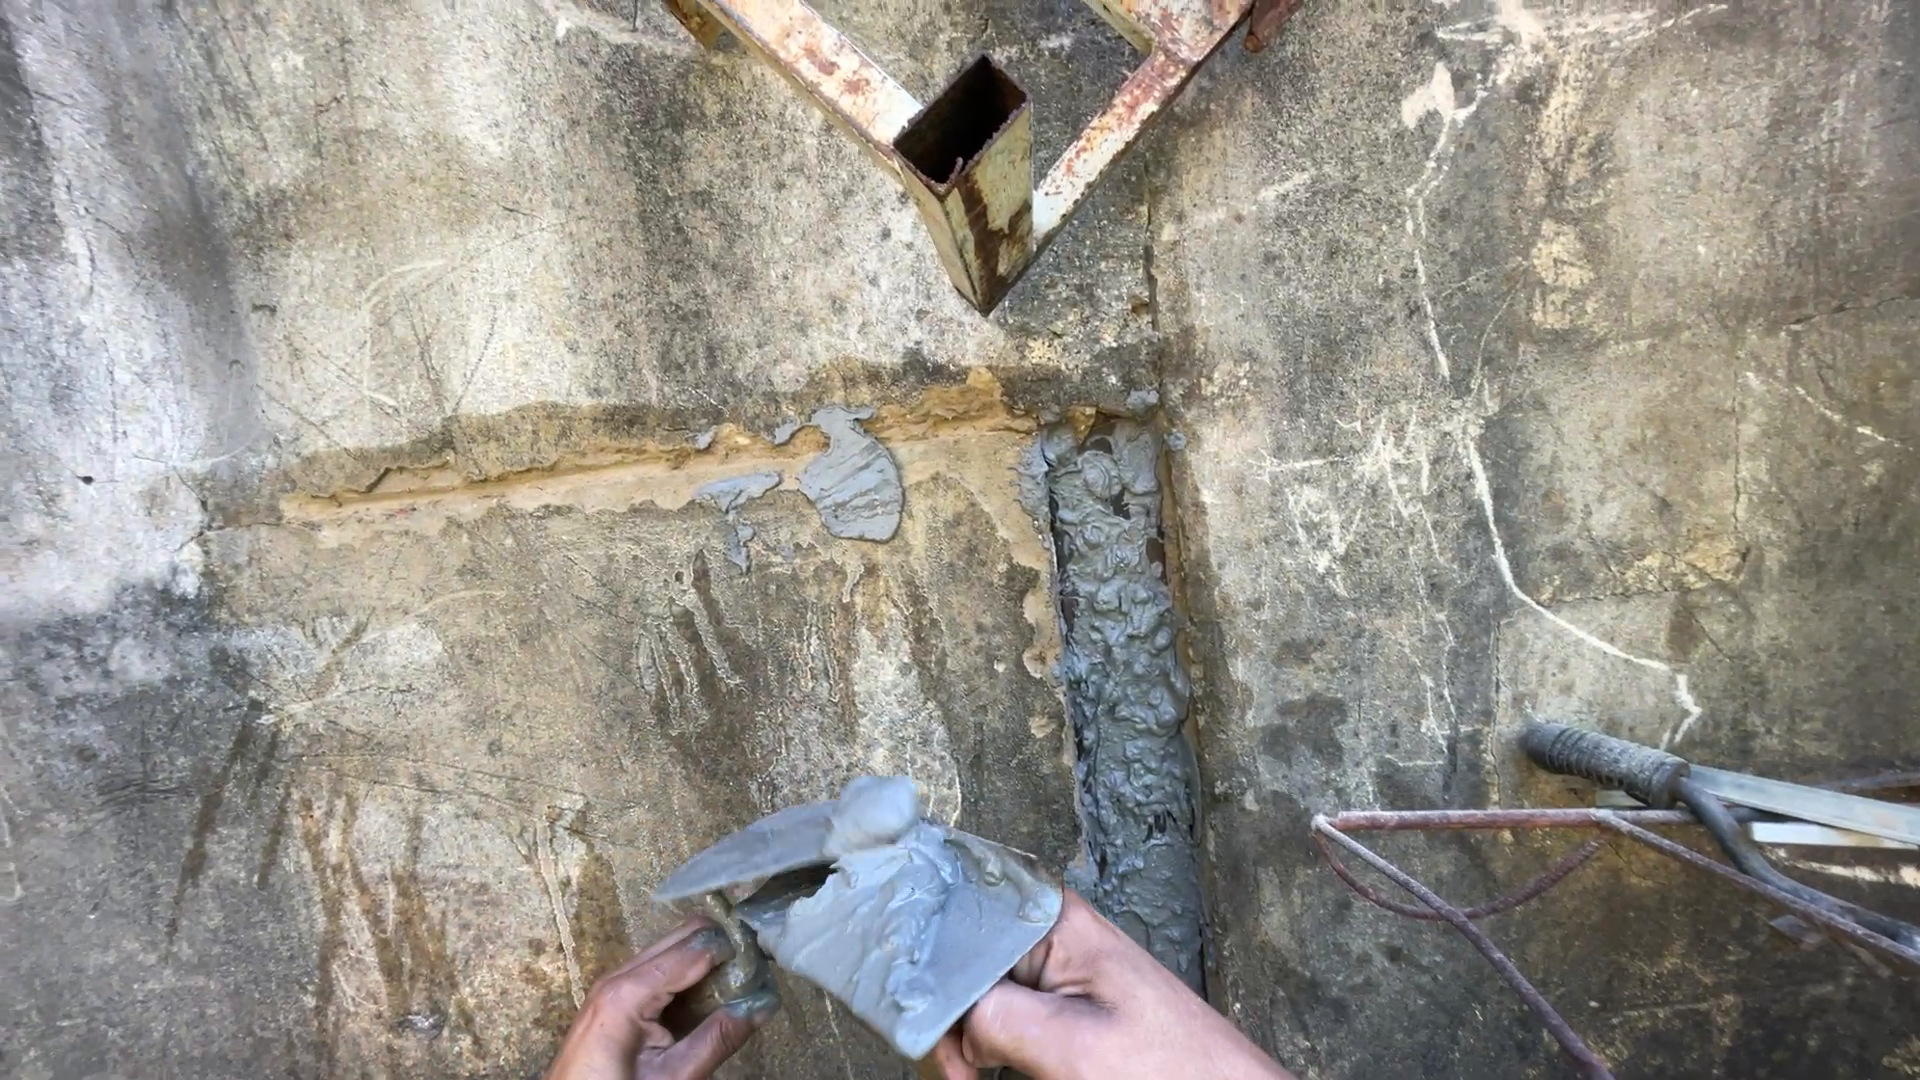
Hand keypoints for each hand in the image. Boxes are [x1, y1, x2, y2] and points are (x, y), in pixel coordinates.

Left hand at [546, 918, 770, 1079]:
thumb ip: (718, 1038)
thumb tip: (765, 1004)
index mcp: (628, 992)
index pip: (696, 946)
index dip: (732, 952)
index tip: (761, 968)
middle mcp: (618, 975)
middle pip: (684, 934)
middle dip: (720, 948)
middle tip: (749, 976)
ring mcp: (611, 983)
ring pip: (672, 947)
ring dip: (704, 960)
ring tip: (730, 990)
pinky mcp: (610, 996)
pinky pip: (657, 967)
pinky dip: (685, 974)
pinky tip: (701, 1001)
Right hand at [927, 892, 1293, 1079]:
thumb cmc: (1166, 1069)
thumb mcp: (1072, 1045)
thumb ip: (996, 1016)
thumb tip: (943, 1017)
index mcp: (1046, 913)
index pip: (955, 926)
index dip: (932, 982)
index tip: (929, 1041)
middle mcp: (1042, 922)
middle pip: (958, 954)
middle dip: (944, 1014)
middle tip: (957, 1071)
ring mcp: (1049, 953)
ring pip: (972, 983)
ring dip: (961, 1032)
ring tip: (971, 1073)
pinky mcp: (1055, 987)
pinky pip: (997, 1001)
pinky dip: (982, 1036)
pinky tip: (983, 1063)